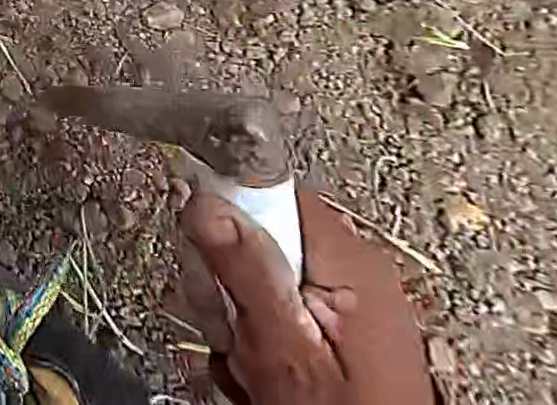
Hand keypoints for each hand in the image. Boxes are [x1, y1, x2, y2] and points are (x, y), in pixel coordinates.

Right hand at [178, 190, 433, 404]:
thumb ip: (246, 273)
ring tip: (243, 357)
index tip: (205, 250)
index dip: (227, 214)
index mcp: (349, 260)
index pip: (269, 189)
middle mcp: (352, 267)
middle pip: (260, 229)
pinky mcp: (335, 322)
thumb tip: (204, 201)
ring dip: (235, 310)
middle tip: (225, 325)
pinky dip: (255, 330)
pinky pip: (275, 299)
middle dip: (226, 276)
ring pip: (259, 268)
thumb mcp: (286, 354)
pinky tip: (257, 365)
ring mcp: (344, 296)